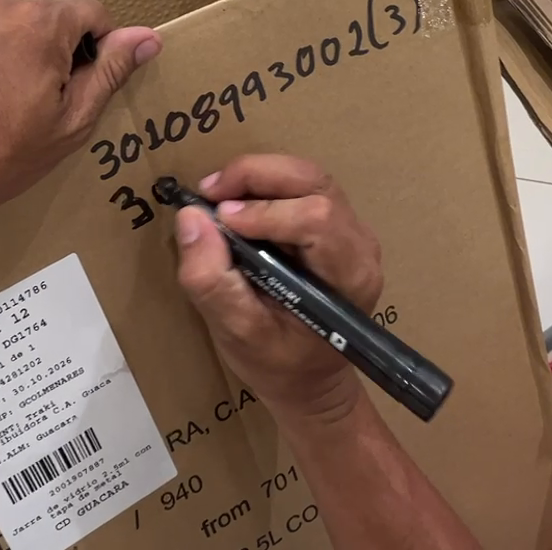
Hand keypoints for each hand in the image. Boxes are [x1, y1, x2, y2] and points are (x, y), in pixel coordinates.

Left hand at [0, 0, 159, 250]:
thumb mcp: (68, 122)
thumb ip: (109, 71)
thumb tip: (148, 37)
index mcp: (40, 22)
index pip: (93, 15)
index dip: (95, 51)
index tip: (77, 87)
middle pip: (45, 19)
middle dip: (49, 52)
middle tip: (31, 105)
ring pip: (5, 24)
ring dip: (9, 51)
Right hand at [175, 155, 383, 426]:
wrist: (308, 378)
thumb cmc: (277, 363)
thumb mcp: (236, 333)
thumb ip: (212, 280)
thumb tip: (191, 218)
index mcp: (348, 276)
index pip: (316, 218)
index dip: (264, 211)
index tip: (219, 219)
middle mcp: (359, 244)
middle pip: (312, 182)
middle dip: (256, 176)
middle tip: (209, 192)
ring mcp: (351, 228)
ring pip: (305, 174)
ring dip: (257, 174)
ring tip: (217, 194)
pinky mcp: (334, 219)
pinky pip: (300, 183)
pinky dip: (262, 181)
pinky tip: (234, 199)